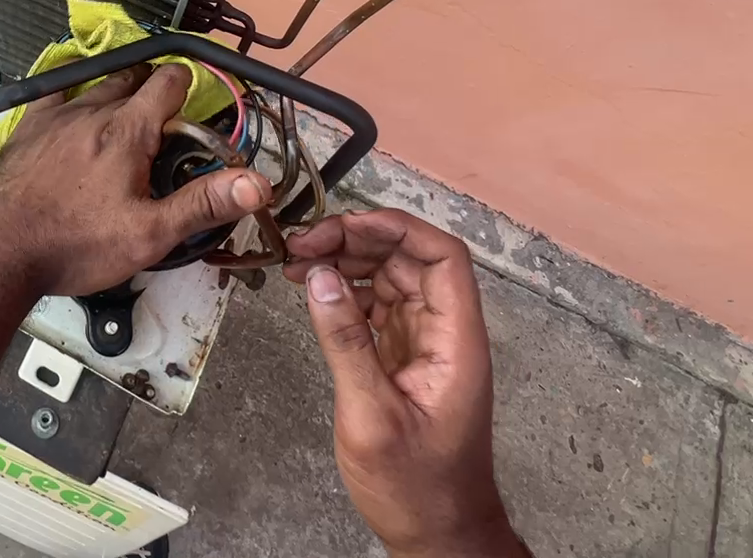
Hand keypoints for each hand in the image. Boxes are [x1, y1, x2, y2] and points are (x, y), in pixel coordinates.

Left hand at [0, 63, 271, 297]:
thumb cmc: (75, 244)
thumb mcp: (148, 235)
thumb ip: (202, 204)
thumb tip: (256, 183)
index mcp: (127, 131)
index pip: (168, 82)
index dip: (189, 86)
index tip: (197, 105)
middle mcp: (92, 110)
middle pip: (133, 79)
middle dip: (154, 90)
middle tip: (166, 120)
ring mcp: (54, 115)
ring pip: (95, 85)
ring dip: (116, 92)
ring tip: (126, 115)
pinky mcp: (26, 127)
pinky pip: (54, 92)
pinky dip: (71, 93)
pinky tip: (72, 106)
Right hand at [284, 210, 527, 557]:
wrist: (436, 537)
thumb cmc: (414, 486)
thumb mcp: (372, 415)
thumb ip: (346, 342)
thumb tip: (317, 275)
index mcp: (456, 339)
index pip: (442, 257)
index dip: (397, 228)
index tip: (342, 226)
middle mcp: (443, 330)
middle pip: (408, 258)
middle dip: (356, 239)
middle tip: (302, 245)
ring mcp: (422, 340)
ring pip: (389, 274)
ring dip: (345, 259)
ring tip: (297, 260)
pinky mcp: (401, 352)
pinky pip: (374, 301)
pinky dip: (343, 287)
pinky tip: (311, 289)